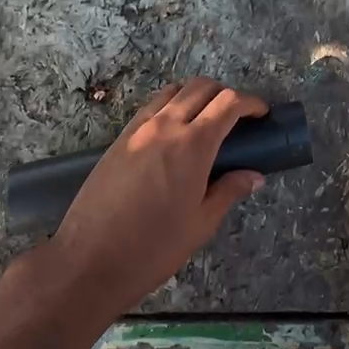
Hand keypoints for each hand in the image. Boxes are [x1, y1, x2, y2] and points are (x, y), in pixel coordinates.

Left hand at [52, 78, 268, 313]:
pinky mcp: (120, 138)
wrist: (87, 262)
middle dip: (226, 94)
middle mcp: (166, 126)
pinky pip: (152, 106)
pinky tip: (175, 131)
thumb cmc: (152, 248)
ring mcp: (139, 129)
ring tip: (206, 119)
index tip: (261, 114)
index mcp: (193, 145)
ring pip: (174, 91)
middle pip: (202, 87)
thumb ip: (229, 192)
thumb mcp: (200, 225)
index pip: (228, 102)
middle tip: (237, 118)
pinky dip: (172, 105)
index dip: (250, 102)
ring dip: (197, 94)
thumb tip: (255, 176)